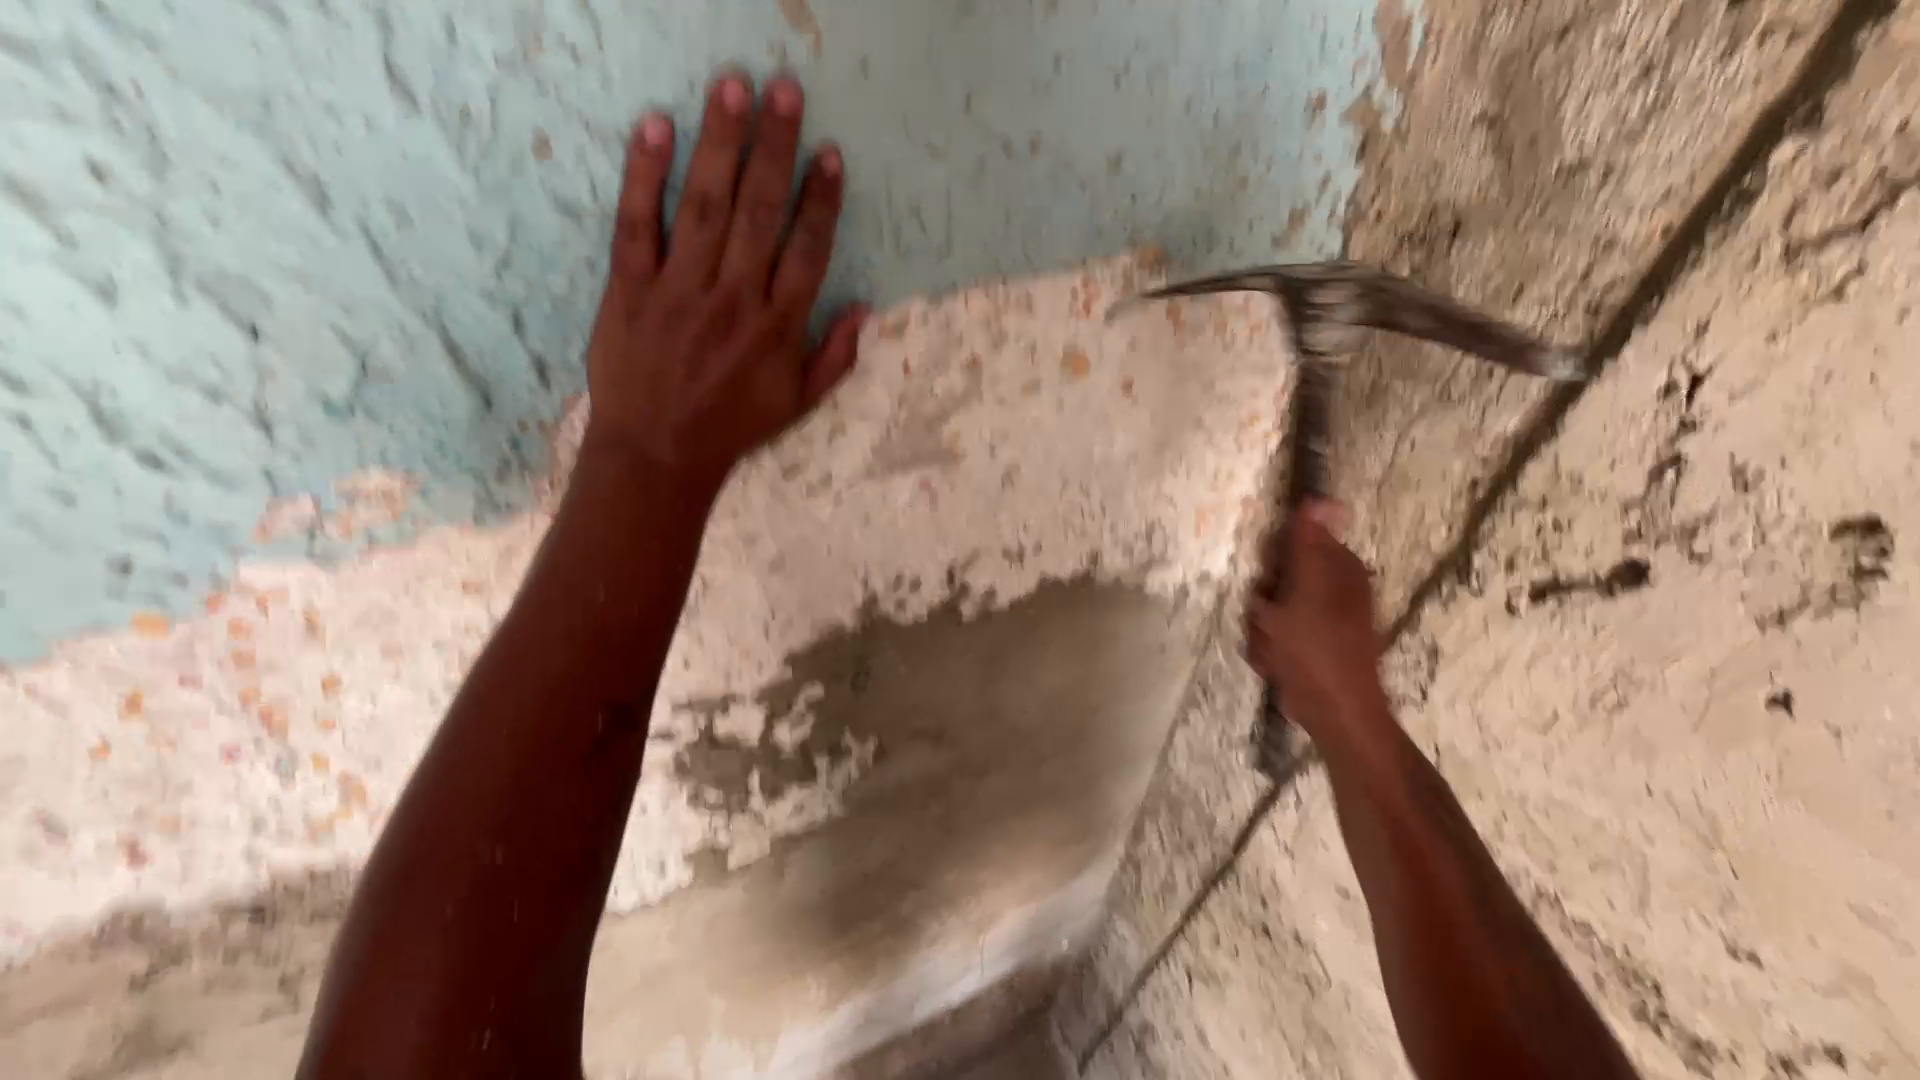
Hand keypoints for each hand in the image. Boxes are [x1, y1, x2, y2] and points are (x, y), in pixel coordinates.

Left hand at [582, 72, 865, 487]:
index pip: (807, 251)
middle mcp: (734, 300)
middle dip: (775, 148)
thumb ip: (835, 358)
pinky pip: (636, 225)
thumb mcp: (798, 404)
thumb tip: (866, 310)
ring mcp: (679, 292)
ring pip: (704, 206)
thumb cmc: (732, 428)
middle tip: (784, 90)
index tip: (828, 155)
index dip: (820, 201)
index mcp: (778, 328)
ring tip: (732, 89)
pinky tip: (656, 127)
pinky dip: (644, 176)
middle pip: (759, 212)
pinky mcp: (629, 290)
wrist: (657, 454)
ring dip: (720, 144)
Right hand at [1244, 501, 1387, 736]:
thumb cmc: (1319, 649)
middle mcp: (1330, 590)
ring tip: (1273, 648)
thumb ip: (1308, 545)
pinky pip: (1270, 636)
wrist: (1333, 712)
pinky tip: (1274, 662)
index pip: (1292, 542)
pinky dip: (1267, 649)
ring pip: (1267, 609)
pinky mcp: (1303, 647)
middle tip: (1270, 619)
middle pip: (1276, 576)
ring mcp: (1316, 621)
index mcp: (1338, 569)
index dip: (1274, 561)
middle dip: (1264, 601)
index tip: (1271, 582)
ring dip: (1262, 630)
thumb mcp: (1308, 589)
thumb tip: (1321, 497)